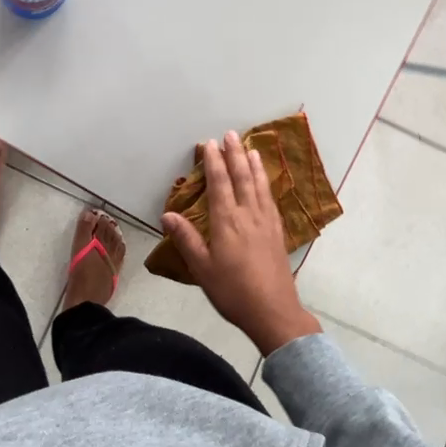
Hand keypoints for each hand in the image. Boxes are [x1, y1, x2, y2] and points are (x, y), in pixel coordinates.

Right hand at [161, 132, 321, 355]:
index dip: (214, 162)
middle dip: (235, 154)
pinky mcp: (278, 233)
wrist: (274, 312)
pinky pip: (272, 199)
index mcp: (227, 221)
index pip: (219, 183)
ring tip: (251, 148)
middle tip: (230, 134)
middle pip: (242, 177)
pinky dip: (267, 184)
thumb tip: (167, 214)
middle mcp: (248, 215)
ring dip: (254, 164)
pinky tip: (266, 182)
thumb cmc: (232, 291)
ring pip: (260, 185)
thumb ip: (186, 239)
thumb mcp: (202, 268)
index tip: (209, 144)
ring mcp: (267, 223)